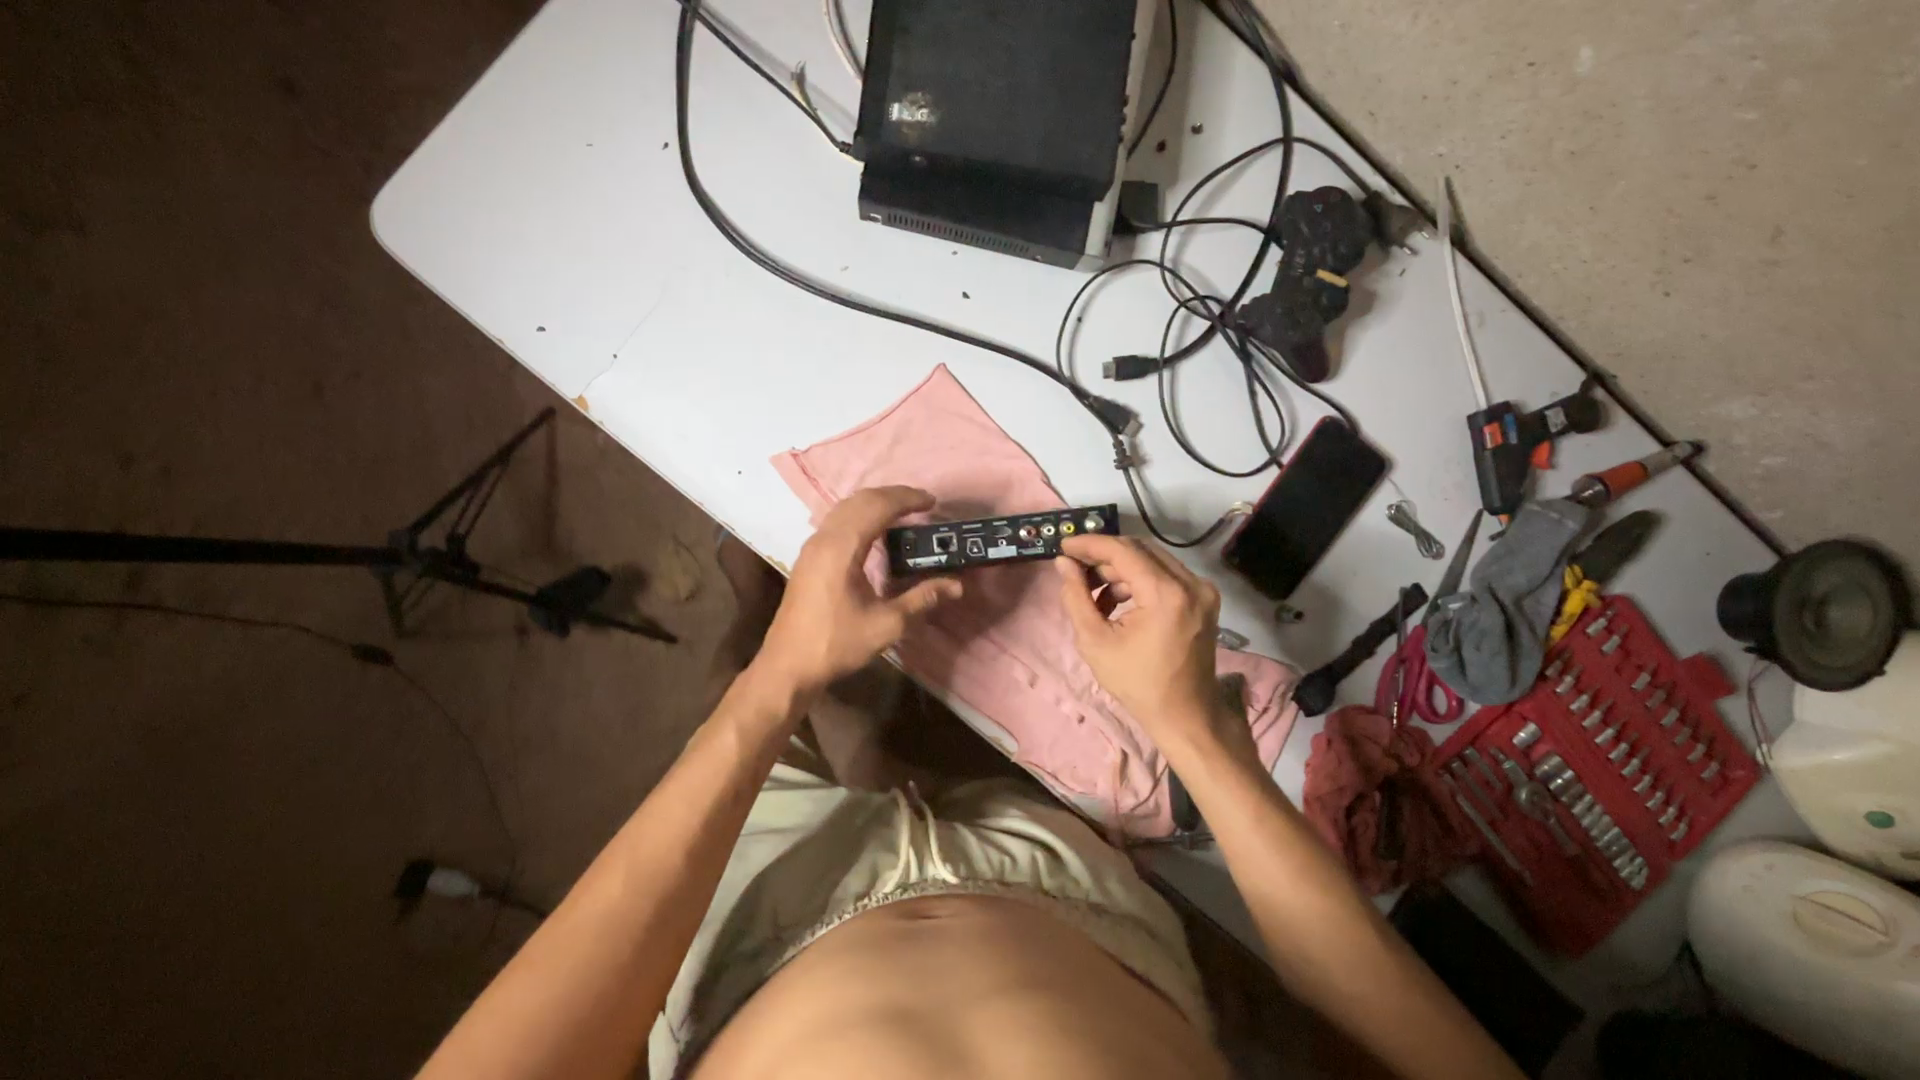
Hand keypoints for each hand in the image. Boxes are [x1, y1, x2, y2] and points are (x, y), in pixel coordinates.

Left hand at [753, 486, 961, 696]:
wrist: (788, 665)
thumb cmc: (836, 643)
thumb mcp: (886, 624)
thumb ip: (922, 599)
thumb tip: (957, 585)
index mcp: (841, 548)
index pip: (877, 507)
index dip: (907, 499)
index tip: (932, 502)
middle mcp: (824, 539)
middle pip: (860, 500)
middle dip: (893, 496)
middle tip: (922, 504)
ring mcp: (812, 547)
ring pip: (845, 509)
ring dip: (875, 504)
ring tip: (903, 513)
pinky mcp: (808, 558)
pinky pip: (836, 522)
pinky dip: (860, 516)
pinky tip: (875, 532)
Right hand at [1054, 534, 1254, 764]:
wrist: (1185, 714)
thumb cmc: (1137, 683)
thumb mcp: (1095, 641)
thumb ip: (1076, 597)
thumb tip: (1063, 563)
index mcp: (1166, 594)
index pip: (1124, 551)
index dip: (1091, 545)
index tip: (1064, 545)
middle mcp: (1191, 583)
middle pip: (1139, 551)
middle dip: (1104, 557)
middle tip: (1074, 569)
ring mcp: (1202, 590)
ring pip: (1152, 561)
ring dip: (1120, 571)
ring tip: (1093, 595)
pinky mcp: (1203, 599)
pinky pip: (1165, 575)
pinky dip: (1139, 582)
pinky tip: (1117, 602)